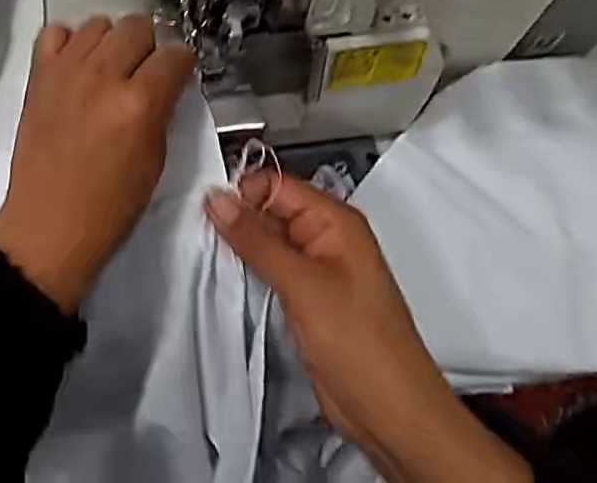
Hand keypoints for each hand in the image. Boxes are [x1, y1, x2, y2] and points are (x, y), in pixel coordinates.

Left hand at [0, 15, 195, 312]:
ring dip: (111, 42)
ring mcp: (66, 71)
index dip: (182, 63)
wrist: (47, 226)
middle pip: (137, 26)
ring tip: (108, 69)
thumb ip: (163, 110)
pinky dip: (70, 42)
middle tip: (143, 72)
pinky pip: (56, 31)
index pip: (176, 54)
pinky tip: (76, 66)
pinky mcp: (38, 74)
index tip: (178, 74)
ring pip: (99, 23)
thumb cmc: (110, 206)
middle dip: (149, 46)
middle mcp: (103, 76)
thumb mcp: (155, 160)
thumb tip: (166, 80)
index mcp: (139, 103)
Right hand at [206, 171, 530, 482]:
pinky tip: (232, 277)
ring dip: (242, 245)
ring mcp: (316, 268)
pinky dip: (250, 269)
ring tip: (215, 255)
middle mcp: (326, 237)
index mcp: (334, 220)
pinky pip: (271, 268)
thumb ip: (256, 240)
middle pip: (270, 209)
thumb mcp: (302, 284)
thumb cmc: (365, 346)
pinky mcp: (307, 296)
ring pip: (268, 239)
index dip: (242, 192)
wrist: (390, 413)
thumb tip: (222, 202)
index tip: (210, 208)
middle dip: (239, 218)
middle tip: (206, 232)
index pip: (276, 185)